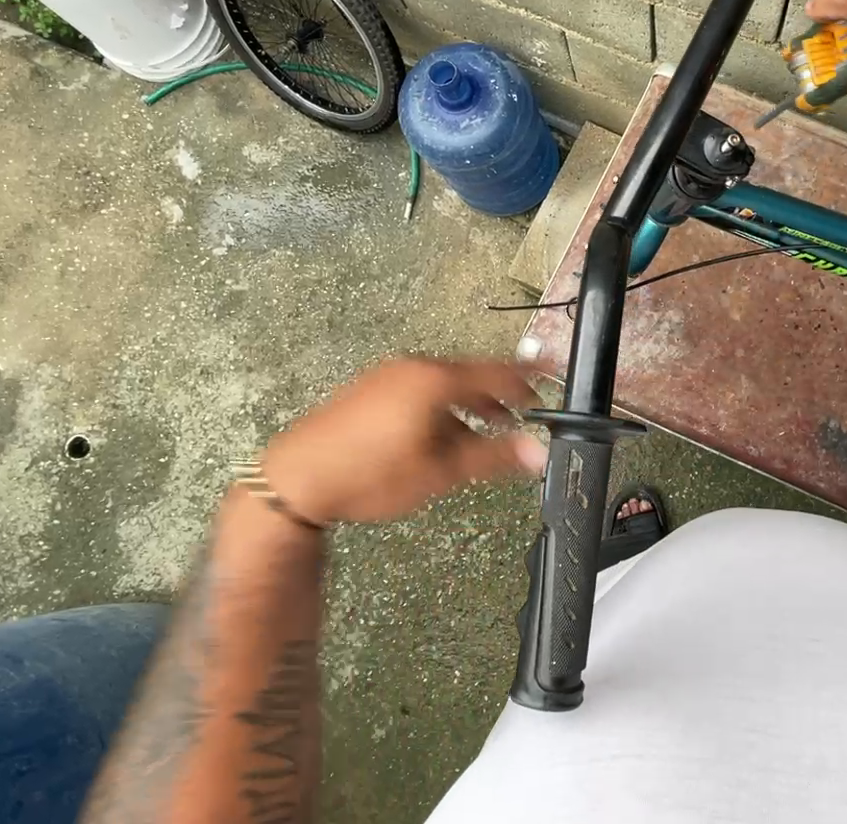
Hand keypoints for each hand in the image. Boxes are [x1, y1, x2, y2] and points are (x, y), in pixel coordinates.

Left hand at [259, 358, 544, 524]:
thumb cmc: (371, 474)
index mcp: (435, 379)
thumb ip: (493, 457)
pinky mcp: (369, 389)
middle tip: (519, 413)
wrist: (295, 480)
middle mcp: (414, 367)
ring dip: (468, 404)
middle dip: (497, 396)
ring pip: (443, 383)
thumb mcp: (440, 471)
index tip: (550, 376)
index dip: (527, 375)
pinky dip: (440, 405)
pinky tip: (440, 435)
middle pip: (469, 374)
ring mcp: (388, 375)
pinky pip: (419, 388)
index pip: (497, 370)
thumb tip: (536, 453)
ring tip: (483, 430)